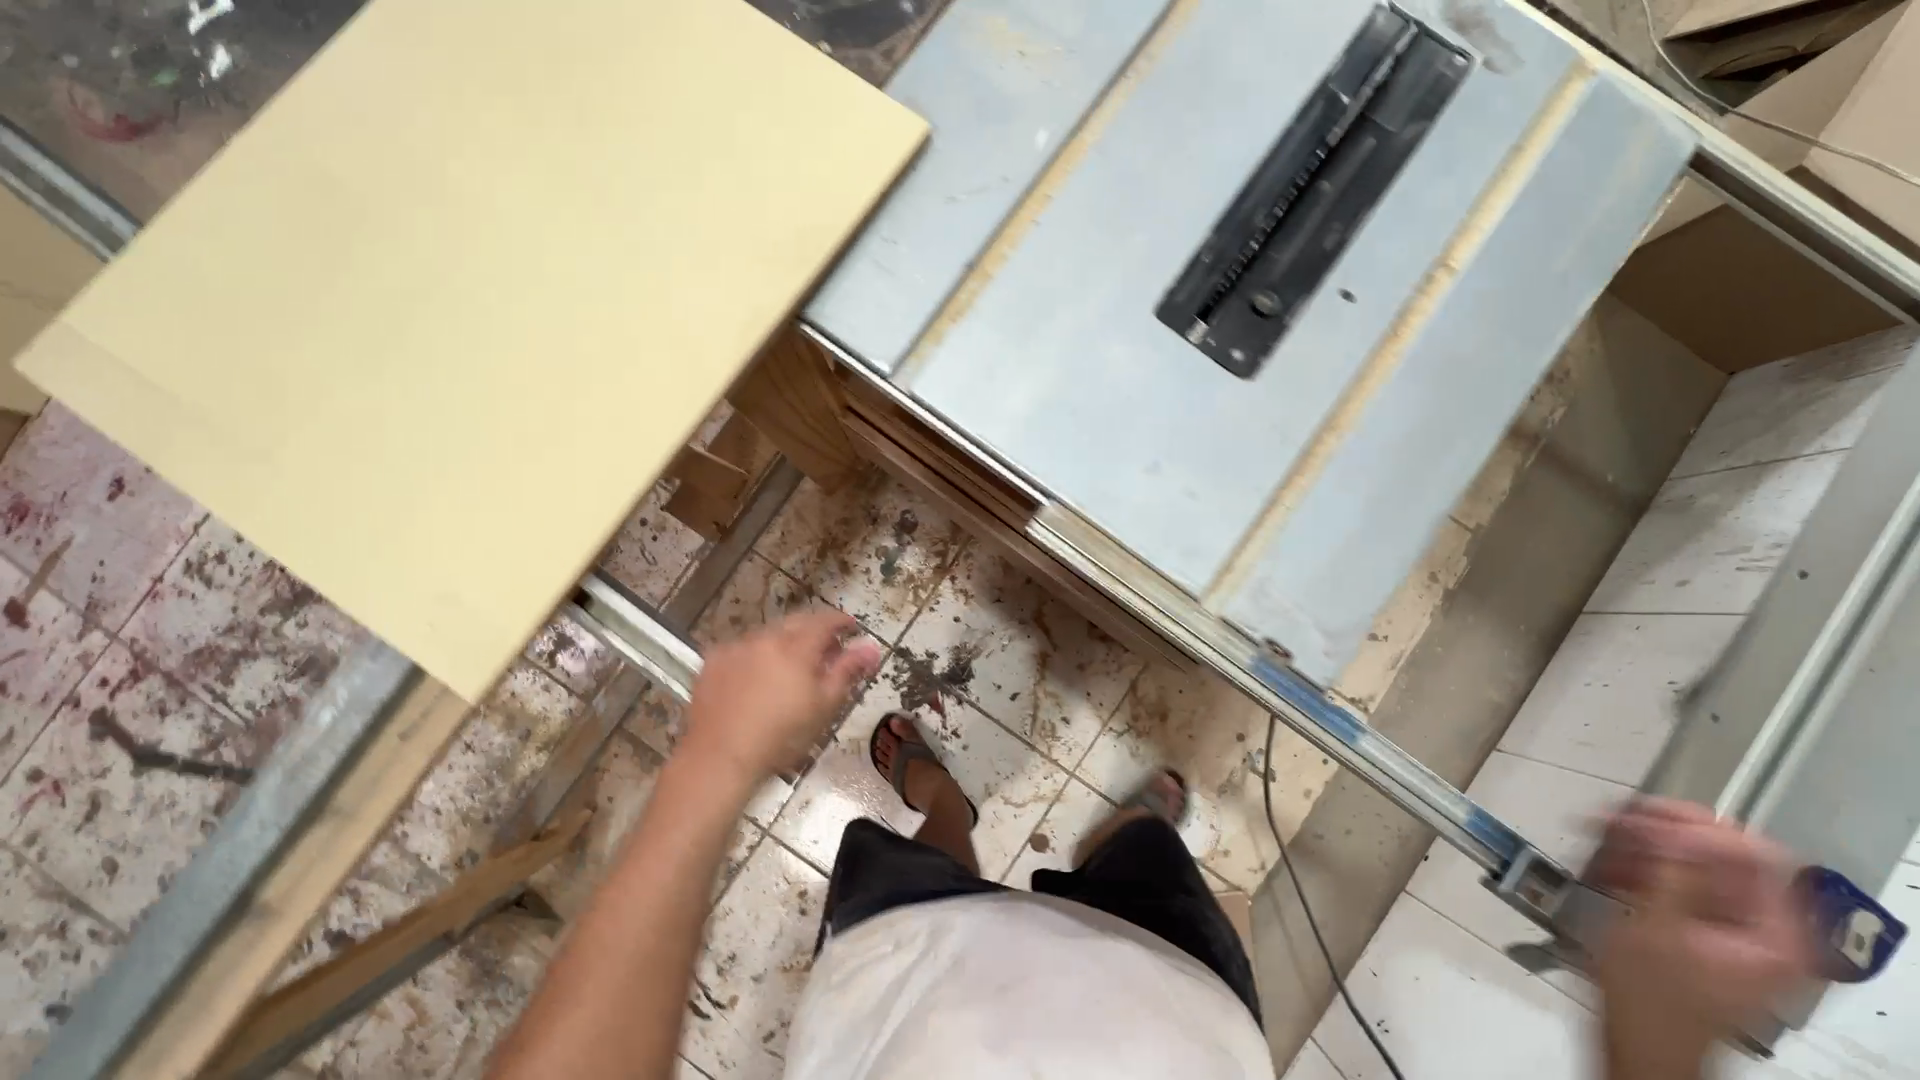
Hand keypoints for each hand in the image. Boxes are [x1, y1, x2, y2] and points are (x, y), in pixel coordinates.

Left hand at [678, 611, 882, 786]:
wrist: (719, 756)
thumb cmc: (781, 736)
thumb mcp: (824, 707)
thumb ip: (848, 671)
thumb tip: (871, 647)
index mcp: (797, 647)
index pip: (825, 621)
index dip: (841, 621)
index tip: (852, 627)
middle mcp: (765, 637)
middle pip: (796, 622)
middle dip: (814, 630)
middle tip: (826, 649)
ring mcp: (736, 647)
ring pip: (768, 634)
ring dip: (784, 642)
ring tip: (791, 666)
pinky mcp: (713, 660)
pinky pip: (742, 648)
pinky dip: (756, 654)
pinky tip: (756, 677)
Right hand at [1591, 800, 1811, 1077]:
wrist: (1635, 1044)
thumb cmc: (1650, 998)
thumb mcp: (1658, 930)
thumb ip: (1676, 874)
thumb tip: (1682, 826)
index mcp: (1772, 933)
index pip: (1756, 857)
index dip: (1705, 828)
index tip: (1651, 813)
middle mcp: (1757, 926)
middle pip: (1717, 856)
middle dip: (1661, 831)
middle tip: (1614, 815)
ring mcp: (1723, 928)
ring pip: (1687, 864)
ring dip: (1640, 844)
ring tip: (1597, 833)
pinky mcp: (1691, 929)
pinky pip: (1670, 883)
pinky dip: (1636, 867)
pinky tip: (1601, 862)